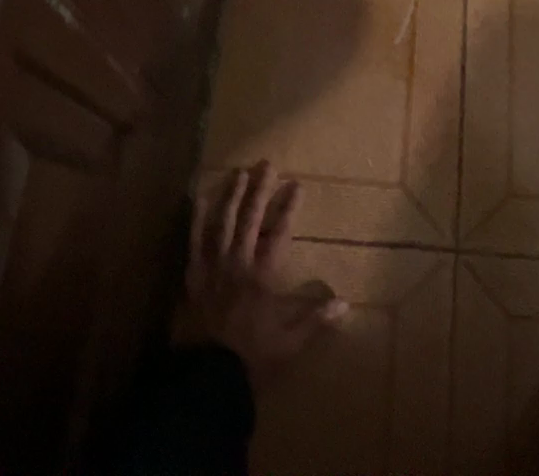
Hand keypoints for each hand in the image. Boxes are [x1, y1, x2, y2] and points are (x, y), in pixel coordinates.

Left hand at [181, 162, 347, 387]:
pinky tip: (200, 197)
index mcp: (264, 275)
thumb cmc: (252, 357)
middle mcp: (239, 262)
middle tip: (266, 164)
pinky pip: (195, 239)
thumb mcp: (290, 342)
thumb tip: (345, 303)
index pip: (279, 232)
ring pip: (223, 222)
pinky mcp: (193, 274)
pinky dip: (198, 217)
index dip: (288, 207)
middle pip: (250, 218)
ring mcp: (213, 266)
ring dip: (232, 195)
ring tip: (238, 172)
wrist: (207, 374)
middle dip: (260, 189)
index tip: (296, 184)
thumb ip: (316, 319)